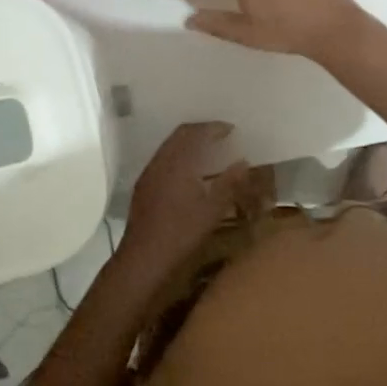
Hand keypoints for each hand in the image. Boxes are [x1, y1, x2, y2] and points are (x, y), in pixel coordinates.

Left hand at [121, 122, 249, 266]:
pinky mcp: (143, 187)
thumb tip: (243, 162)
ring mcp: (148, 174)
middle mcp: (160, 162)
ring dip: (188, 144)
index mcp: (178, 163)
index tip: (231, 129)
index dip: (214, 128)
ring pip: (169, 147)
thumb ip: (229, 183)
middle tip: (220, 136)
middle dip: (200, 132)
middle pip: (179, 136)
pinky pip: (163, 160)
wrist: (144, 257)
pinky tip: (190, 173)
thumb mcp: (213, 209)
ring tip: (209, 152)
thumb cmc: (182, 233)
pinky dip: (178, 157)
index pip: (195, 133)